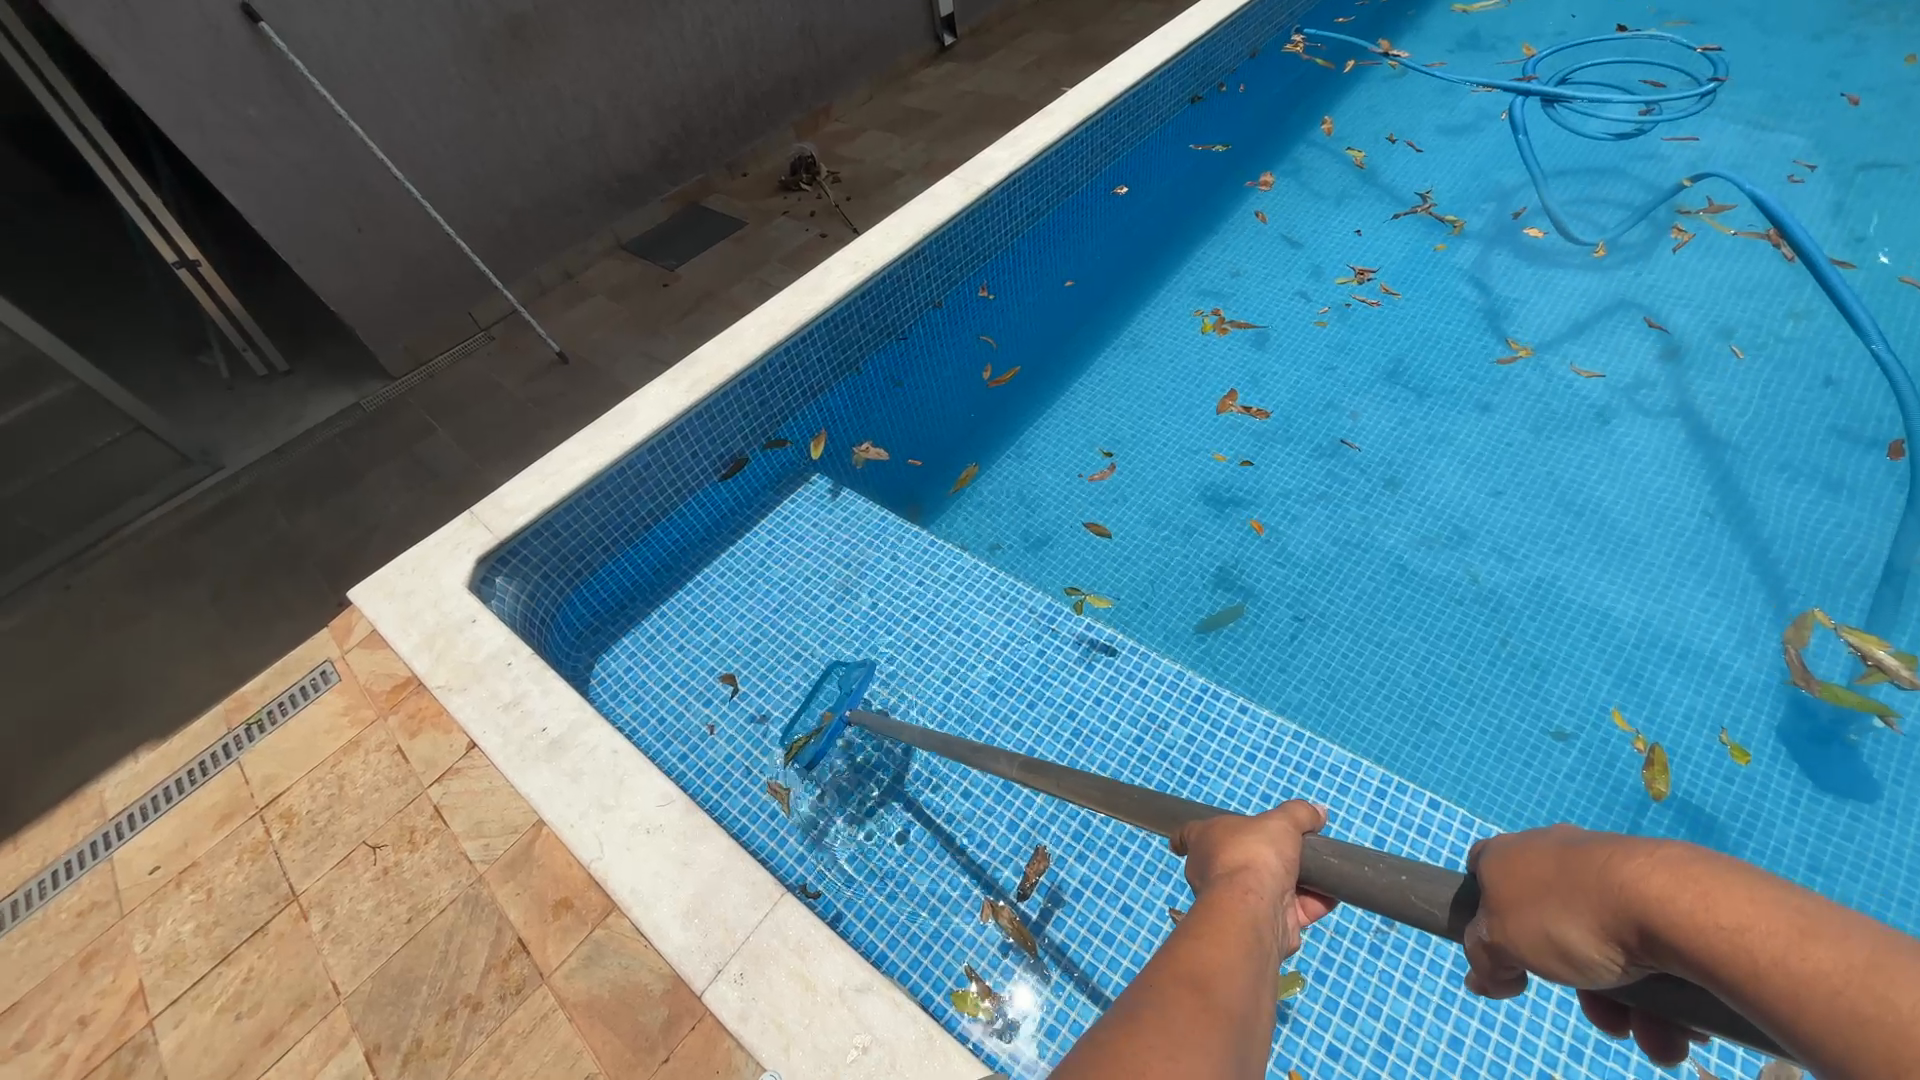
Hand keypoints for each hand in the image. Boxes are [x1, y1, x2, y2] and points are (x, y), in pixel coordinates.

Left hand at [1170, 801, 1337, 955]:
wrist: (1256, 905)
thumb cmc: (1255, 852)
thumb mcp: (1281, 822)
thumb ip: (1298, 814)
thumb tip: (1317, 811)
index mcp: (1203, 840)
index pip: (1186, 835)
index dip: (1188, 836)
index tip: (1184, 842)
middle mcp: (1210, 870)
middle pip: (1234, 863)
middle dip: (1263, 861)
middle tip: (1291, 853)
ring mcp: (1233, 902)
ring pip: (1264, 890)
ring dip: (1294, 885)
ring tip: (1320, 875)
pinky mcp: (1259, 925)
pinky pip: (1287, 912)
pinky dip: (1308, 906)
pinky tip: (1329, 897)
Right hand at [1463, 825, 1699, 1064]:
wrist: (1665, 902)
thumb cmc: (1563, 915)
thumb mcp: (1501, 943)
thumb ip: (1483, 958)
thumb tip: (1479, 979)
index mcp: (1508, 853)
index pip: (1482, 870)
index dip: (1488, 909)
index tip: (1509, 948)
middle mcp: (1555, 853)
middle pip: (1551, 922)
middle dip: (1576, 980)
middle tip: (1599, 1013)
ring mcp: (1610, 869)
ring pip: (1608, 943)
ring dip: (1628, 1000)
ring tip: (1654, 1036)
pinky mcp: (1663, 890)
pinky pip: (1653, 944)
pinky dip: (1666, 988)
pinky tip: (1681, 1024)